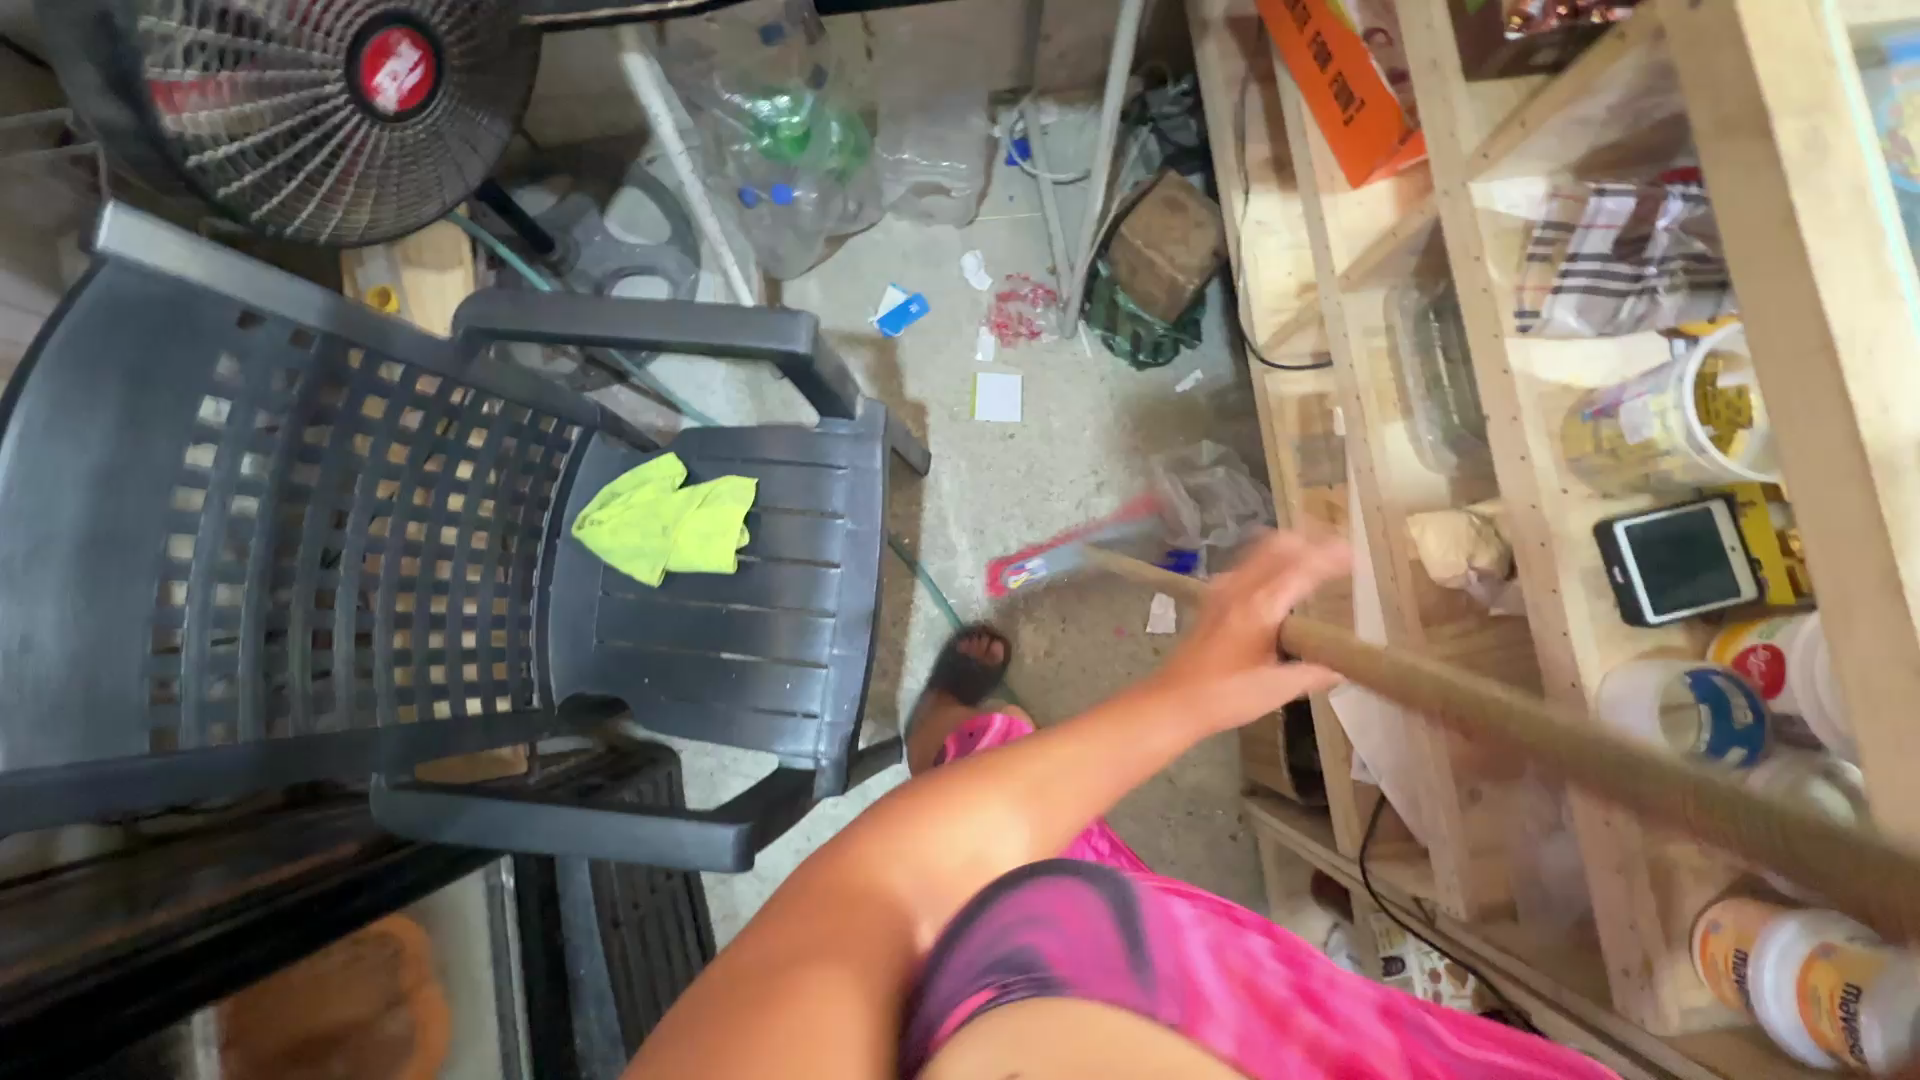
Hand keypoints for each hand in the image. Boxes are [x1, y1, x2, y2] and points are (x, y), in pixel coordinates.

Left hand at [1147, 529, 1349, 732]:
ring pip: (1256, 553)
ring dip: (1285, 549)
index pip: (1300, 569)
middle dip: (1307, 542)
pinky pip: (1242, 568)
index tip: (1353, 552)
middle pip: (1275, 546)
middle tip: (1335, 550)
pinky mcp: (1209, 602)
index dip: (1328, 556)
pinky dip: (1265, 563)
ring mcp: (1219, 593)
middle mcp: (1237, 590)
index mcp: (1259, 608)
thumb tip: (1340, 669)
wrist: (1172, 701)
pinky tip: (1274, 582)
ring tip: (1311, 558)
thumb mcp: (1275, 689)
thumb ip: (1311, 674)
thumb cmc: (1224, 697)